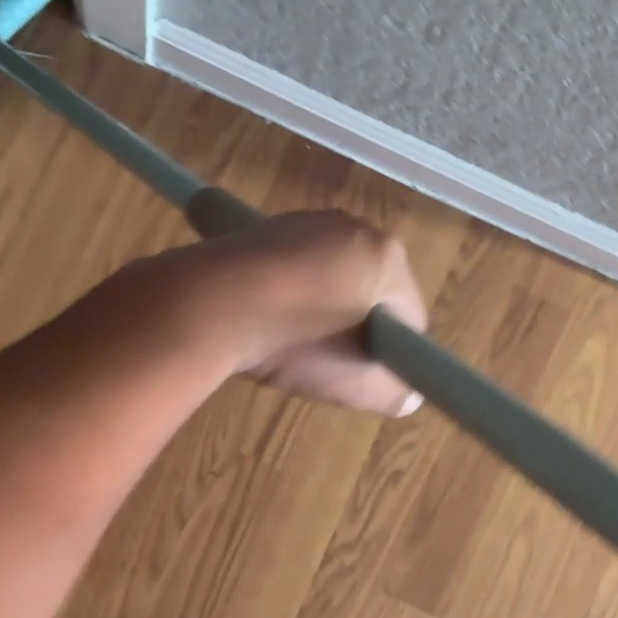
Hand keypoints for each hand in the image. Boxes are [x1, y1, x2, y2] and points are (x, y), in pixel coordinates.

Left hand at [126, 210, 427, 415]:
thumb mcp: (353, 385)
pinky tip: (269, 313)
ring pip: (336, 275)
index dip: (395, 352)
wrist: (207, 306)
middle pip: (374, 290)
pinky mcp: (271, 224)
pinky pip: (300, 264)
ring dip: (326, 304)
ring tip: (293, 337)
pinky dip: (294, 287)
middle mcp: (357, 226)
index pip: (411, 316)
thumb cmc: (294, 343)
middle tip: (330, 359)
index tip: (366, 374)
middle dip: (359, 323)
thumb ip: (392, 393)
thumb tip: (406, 397)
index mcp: (389, 258)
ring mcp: (311, 219)